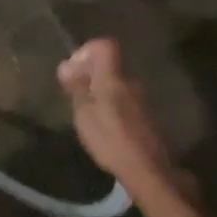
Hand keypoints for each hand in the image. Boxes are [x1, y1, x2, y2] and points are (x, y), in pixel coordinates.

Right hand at [57, 39, 184, 196]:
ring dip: (100, 92)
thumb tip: (66, 66)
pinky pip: (124, 99)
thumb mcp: (84, 115)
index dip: (85, 52)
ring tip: (87, 116)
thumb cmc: (111, 140)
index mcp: (113, 79)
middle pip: (109, 65)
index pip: (104, 46)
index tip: (73, 71)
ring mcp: (142, 99)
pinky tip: (105, 128)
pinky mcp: (147, 115)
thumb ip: (77, 88)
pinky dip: (112, 106)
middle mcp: (131, 83)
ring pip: (116, 84)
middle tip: (74, 97)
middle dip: (89, 75)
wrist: (150, 170)